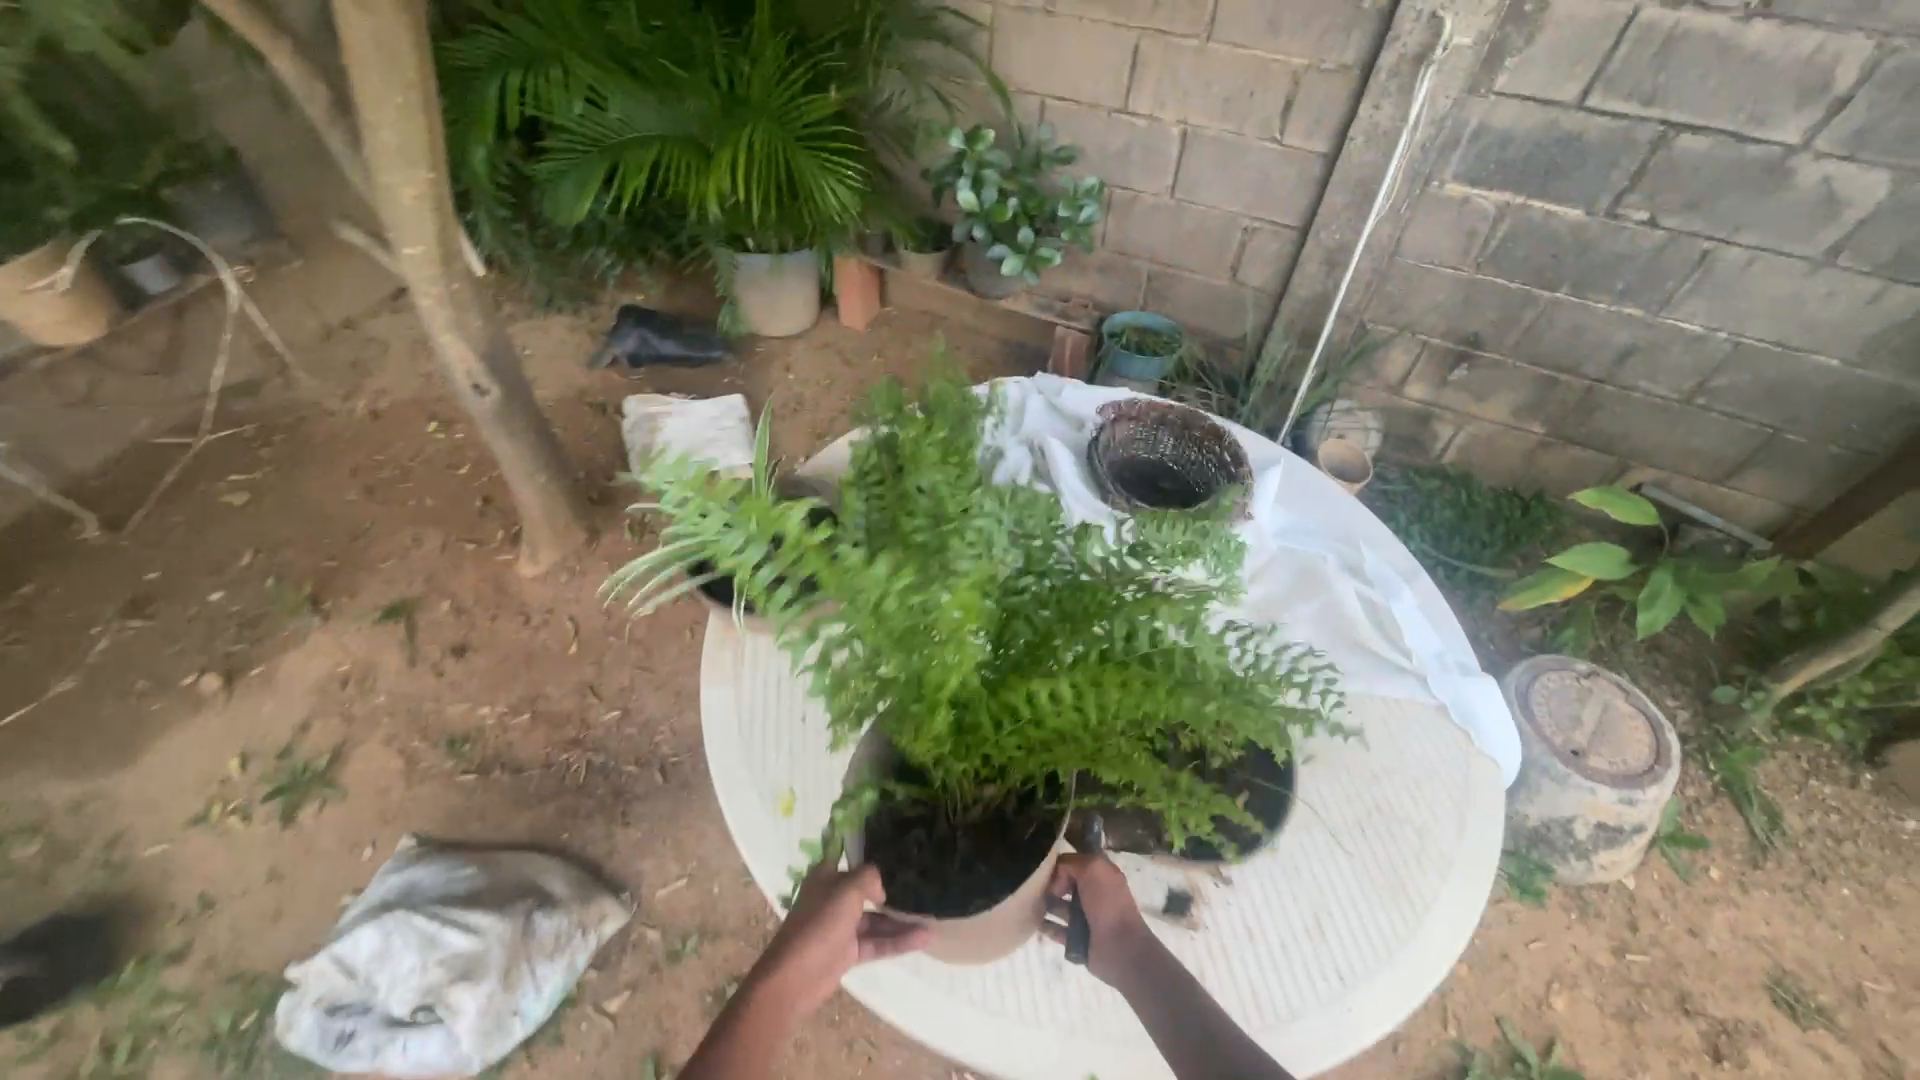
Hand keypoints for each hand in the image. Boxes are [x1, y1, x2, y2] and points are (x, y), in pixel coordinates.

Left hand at [746, 860, 931, 1019]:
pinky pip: (877, 943)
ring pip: (876, 920)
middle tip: (924, 885)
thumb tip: (881, 888)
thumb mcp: (846, 890)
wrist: (795, 978)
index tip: (900, 853)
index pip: (852, 861)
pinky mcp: (848, 952)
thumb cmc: (819, 924)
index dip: (873, 857)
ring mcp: (841, 927)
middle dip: (893, 891)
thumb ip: (869, 878)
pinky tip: (922, 938)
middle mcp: (834, 898)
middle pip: (868, 892)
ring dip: (901, 921)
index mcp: (826, 877)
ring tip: (932, 919)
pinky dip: (897, 941)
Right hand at [1042, 853, 1157, 989]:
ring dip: (1044, 905)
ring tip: (1030, 906)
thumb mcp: (1092, 869)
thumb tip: (1055, 881)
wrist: (1120, 948)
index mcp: (1101, 874)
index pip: (1074, 862)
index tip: (1043, 869)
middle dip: (1047, 885)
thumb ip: (1070, 864)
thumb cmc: (1107, 904)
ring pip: (1058, 906)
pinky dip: (1047, 926)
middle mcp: (1093, 893)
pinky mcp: (1078, 937)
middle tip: (1032, 888)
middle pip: (1063, 884)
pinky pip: (1057, 929)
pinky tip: (1038, 924)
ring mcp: (1086, 916)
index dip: (1059, 864)